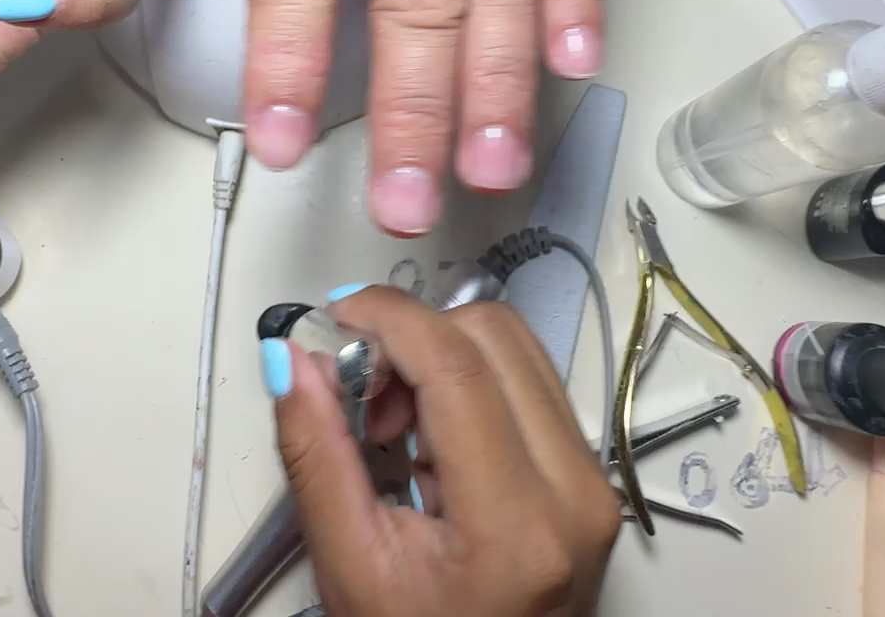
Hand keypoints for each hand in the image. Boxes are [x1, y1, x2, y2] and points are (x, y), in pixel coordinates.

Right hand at [263, 287, 620, 615]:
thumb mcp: (350, 570)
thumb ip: (315, 454)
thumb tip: (292, 358)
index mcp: (516, 525)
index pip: (456, 366)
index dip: (391, 318)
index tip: (340, 315)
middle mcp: (574, 489)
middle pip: (489, 335)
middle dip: (410, 338)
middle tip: (360, 391)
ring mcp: (591, 476)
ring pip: (511, 342)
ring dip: (439, 351)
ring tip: (393, 419)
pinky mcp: (589, 469)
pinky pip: (526, 373)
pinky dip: (467, 372)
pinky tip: (431, 428)